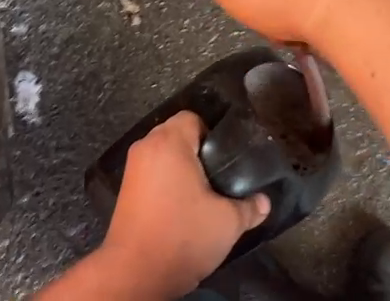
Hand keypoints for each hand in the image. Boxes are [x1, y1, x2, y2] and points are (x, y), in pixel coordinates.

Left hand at [98, 111, 269, 297]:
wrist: (137, 271)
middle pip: (177, 134)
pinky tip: (182, 206)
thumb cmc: (183, 235)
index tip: (227, 159)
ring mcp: (132, 167)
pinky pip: (152, 172)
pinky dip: (166, 181)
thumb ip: (249, 208)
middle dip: (199, 152)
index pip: (193, 118)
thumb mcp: (226, 223)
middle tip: (220, 177)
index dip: (214, 135)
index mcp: (169, 142)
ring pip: (163, 155)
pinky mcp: (126, 188)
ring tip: (204, 193)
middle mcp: (146, 146)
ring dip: (182, 168)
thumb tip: (264, 202)